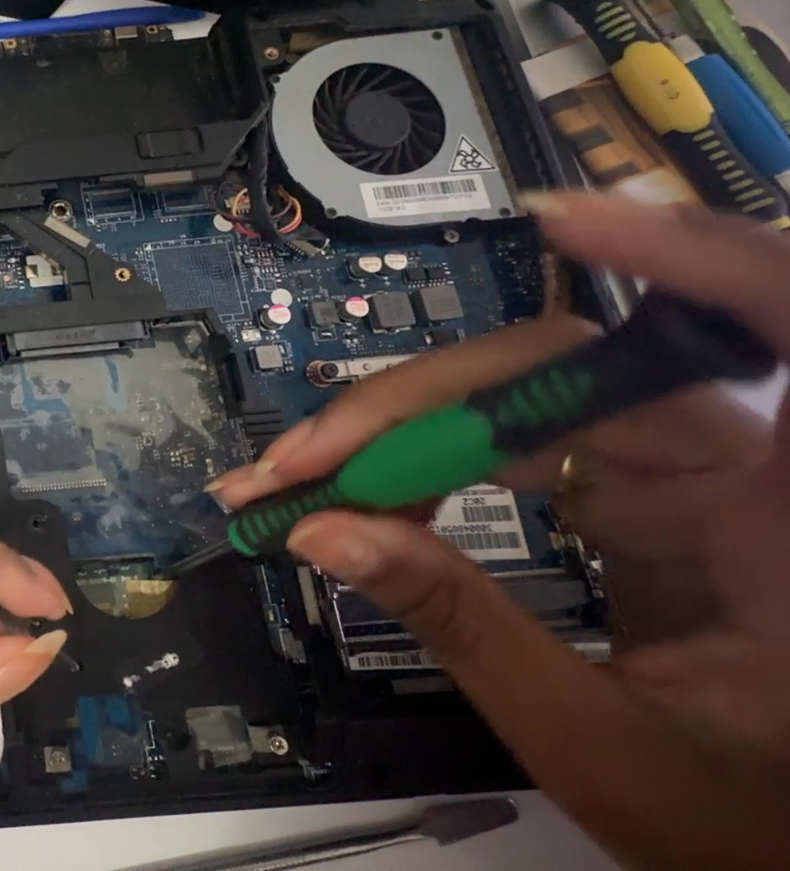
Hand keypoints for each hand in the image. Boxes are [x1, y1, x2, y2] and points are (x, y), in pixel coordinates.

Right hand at [211, 193, 789, 870]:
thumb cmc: (754, 834)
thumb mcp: (604, 747)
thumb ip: (465, 628)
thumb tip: (320, 533)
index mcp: (786, 518)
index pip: (746, 343)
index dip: (674, 256)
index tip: (555, 219)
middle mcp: (741, 471)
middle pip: (544, 380)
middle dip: (399, 414)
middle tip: (289, 467)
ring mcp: (681, 482)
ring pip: (509, 407)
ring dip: (388, 438)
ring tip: (294, 486)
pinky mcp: (639, 500)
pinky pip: (511, 451)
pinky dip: (422, 469)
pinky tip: (359, 500)